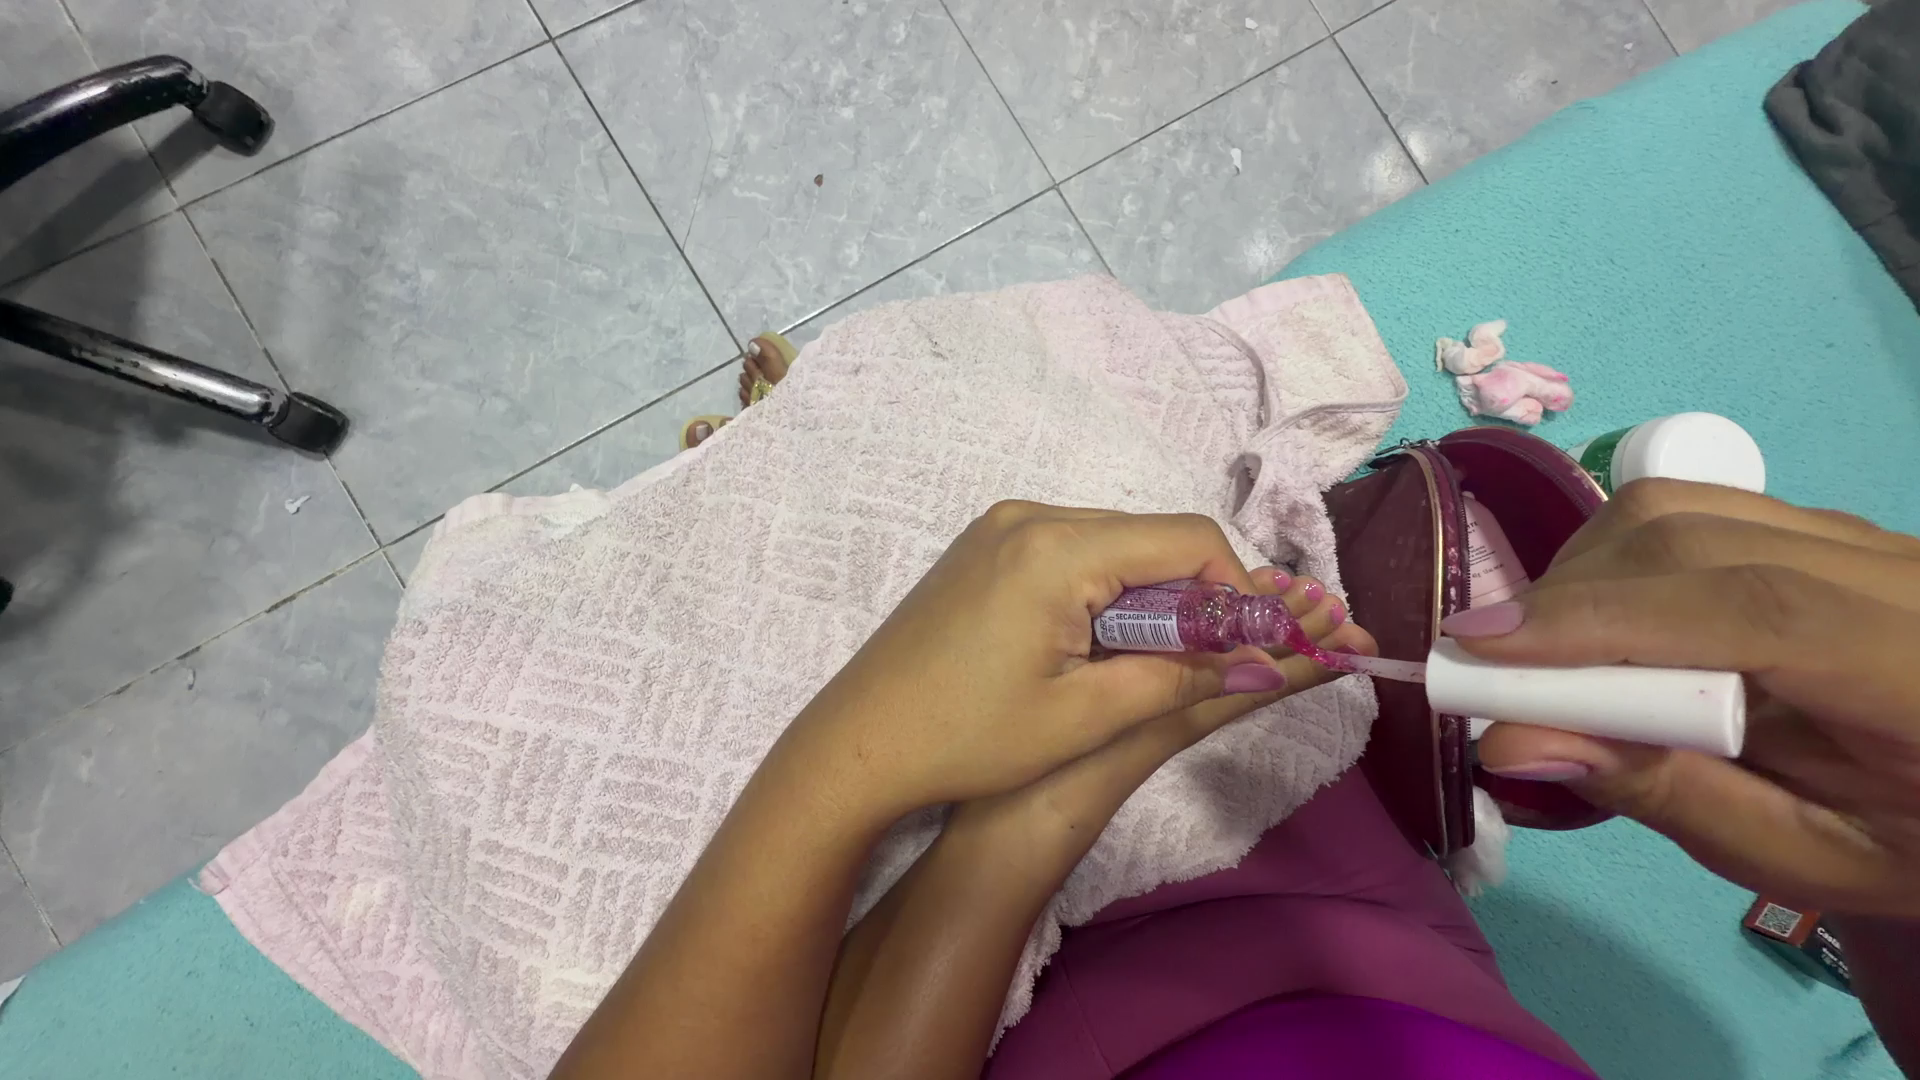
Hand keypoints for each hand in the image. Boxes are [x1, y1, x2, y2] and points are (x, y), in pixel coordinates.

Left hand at [790, 503, 1339, 817]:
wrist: (859, 741)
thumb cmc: (968, 737)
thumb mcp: (1085, 717)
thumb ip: (1182, 678)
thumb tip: (1264, 660)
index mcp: (1056, 547)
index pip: (1187, 540)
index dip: (1236, 591)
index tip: (1251, 646)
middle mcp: (1029, 515)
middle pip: (1149, 537)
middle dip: (1193, 596)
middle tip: (1208, 661)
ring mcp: (1000, 525)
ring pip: (1112, 544)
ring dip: (1147, 594)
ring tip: (1148, 661)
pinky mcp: (984, 545)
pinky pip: (1070, 551)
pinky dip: (1102, 589)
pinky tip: (1095, 641)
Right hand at [1454, 479, 1919, 916]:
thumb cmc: (1907, 841)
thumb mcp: (1799, 856)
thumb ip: (1662, 793)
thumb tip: (1507, 741)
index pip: (1753, 610)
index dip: (1598, 618)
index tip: (1477, 644)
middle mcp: (1908, 580)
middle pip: (1688, 541)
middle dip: (1563, 598)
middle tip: (1489, 660)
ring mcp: (1865, 537)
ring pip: (1671, 509)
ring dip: (1575, 572)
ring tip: (1547, 643)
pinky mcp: (1815, 524)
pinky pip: (1680, 509)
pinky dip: (1605, 556)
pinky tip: (1598, 611)